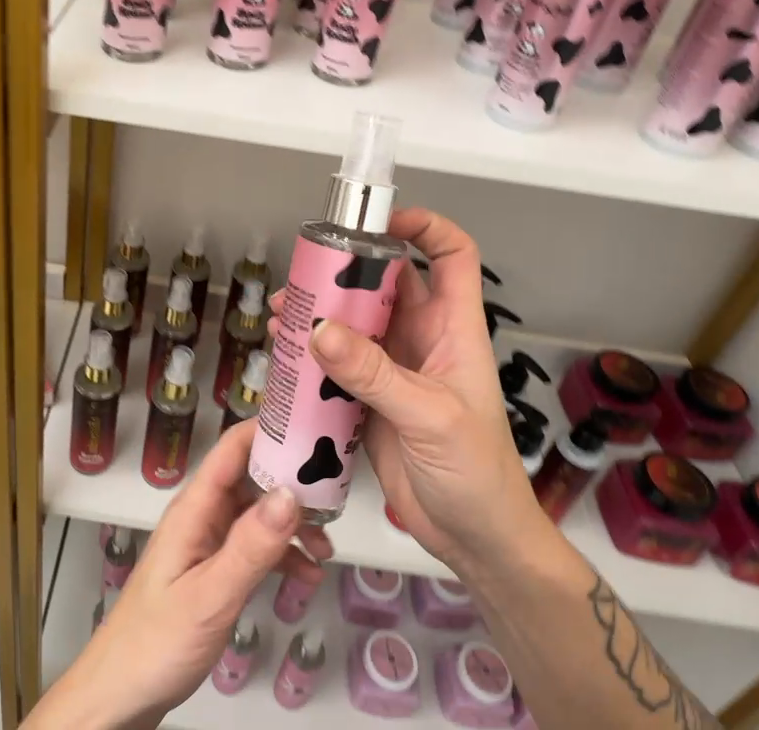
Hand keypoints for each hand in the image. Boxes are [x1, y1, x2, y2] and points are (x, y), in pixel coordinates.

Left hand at [30, 421, 333, 728]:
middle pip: (252, 478)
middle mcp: (201, 517)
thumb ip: (252, 545)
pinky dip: (282, 555)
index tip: (315, 427)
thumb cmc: (158, 641)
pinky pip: (254, 548)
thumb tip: (292, 492)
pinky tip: (307, 575)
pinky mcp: (212, 570)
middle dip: (294, 483)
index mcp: (194, 509)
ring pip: (257, 515)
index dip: (271, 429)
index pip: (233, 448)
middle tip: (336, 499)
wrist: (121, 692)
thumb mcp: (211, 594)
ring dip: (293, 524)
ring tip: (326, 548)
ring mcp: (206, 543)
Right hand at [299, 207, 548, 569]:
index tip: (379, 220)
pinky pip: (337, 365)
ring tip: (281, 315)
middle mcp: (422, 340)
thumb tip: (319, 329)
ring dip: (320, 314)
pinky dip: (311, 356)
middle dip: (346, 271)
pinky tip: (285, 354)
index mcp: (453, 330)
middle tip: (302, 275)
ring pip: (354, 323)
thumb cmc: (477, 472)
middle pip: (385, 284)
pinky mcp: (369, 400)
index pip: (452, 256)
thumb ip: (374, 374)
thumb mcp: (429, 416)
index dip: (424, 226)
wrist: (475, 539)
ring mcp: (393, 370)